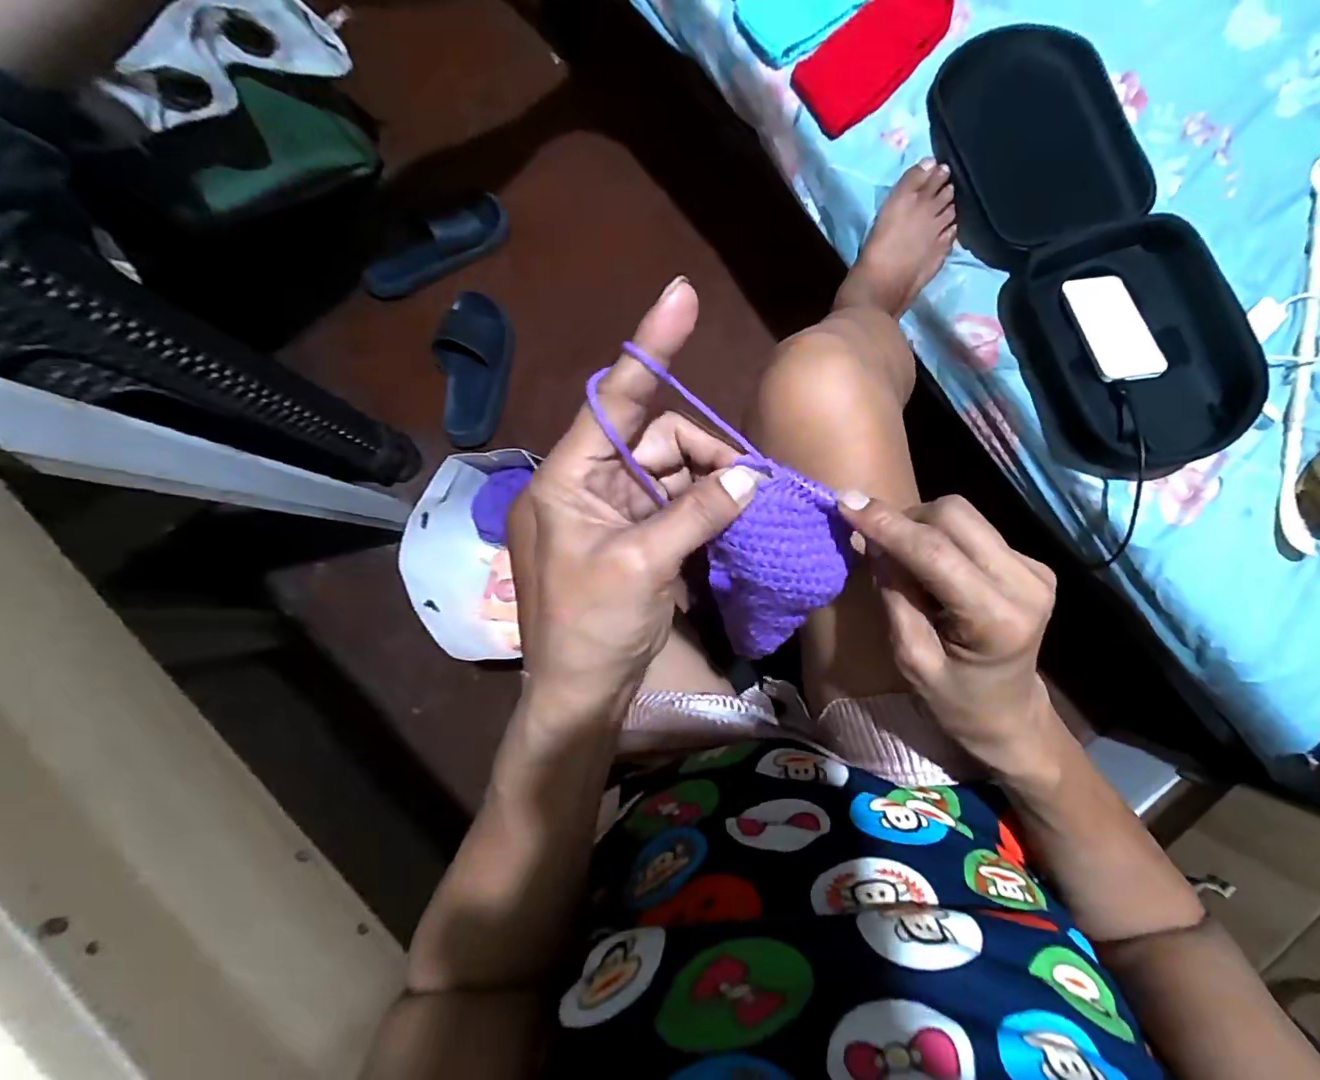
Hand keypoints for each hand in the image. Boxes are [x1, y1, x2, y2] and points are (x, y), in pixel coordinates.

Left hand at [505, 278, 760, 710]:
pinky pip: (675, 505)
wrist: (580, 696)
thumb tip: (752, 475)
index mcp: (568, 480)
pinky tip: (733, 516)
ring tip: (749, 503)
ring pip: (671, 473)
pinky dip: (705, 508)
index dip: (650, 347)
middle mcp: (587, 485)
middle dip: (705, 453)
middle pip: (655, 440)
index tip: (680, 295)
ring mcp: (612, 512)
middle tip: (752, 480)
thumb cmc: (592, 629)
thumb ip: (698, 512)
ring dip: (711, 483)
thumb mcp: (644, 565)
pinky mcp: (632, 538)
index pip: (614, 400)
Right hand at [837, 493, 1060, 769]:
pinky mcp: (1032, 562)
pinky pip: (974, 529)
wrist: (1010, 713)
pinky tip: (935, 570)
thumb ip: (893, 597)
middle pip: (954, 516)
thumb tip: (873, 540)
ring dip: (922, 526)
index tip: (846, 504)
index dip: (888, 524)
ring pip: (964, 515)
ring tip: (906, 564)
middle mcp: (1026, 583)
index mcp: (997, 618)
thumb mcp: (911, 660)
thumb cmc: (956, 700)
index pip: (936, 553)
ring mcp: (1035, 568)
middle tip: (878, 547)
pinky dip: (942, 538)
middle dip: (905, 521)